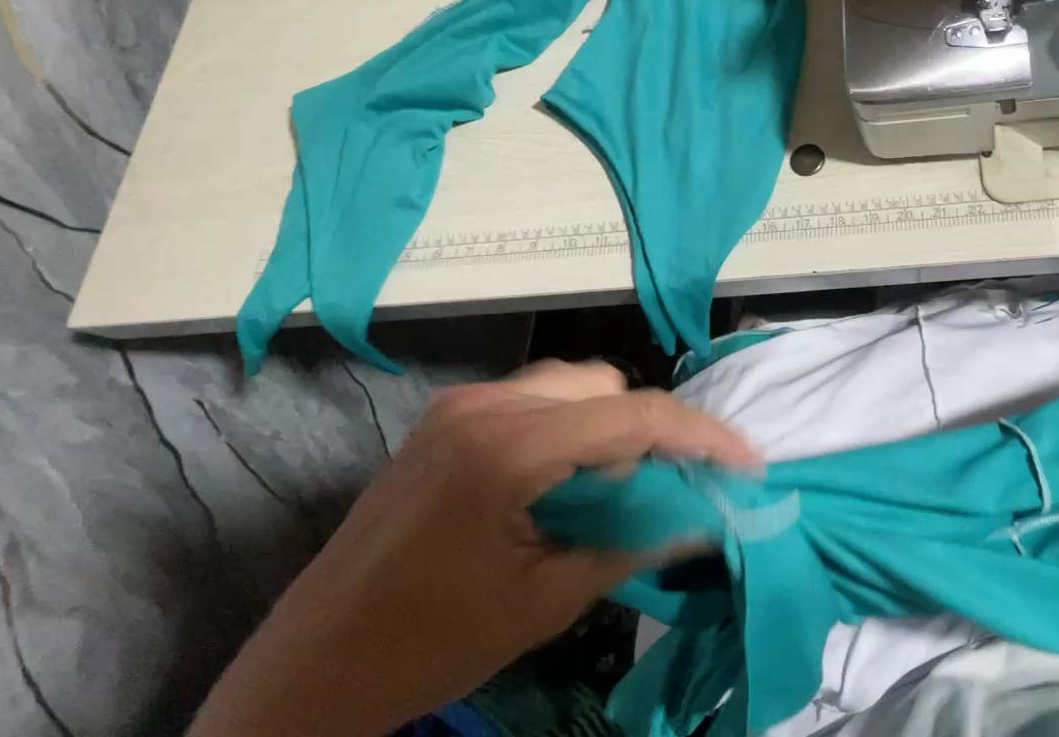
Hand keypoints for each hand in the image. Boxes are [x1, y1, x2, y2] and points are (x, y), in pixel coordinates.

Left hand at [189, 361, 758, 736]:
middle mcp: (485, 406)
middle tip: (673, 488)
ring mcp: (459, 407)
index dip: (703, 437)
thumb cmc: (432, 644)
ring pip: (574, 387)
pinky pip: (536, 401)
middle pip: (607, 387)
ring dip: (612, 426)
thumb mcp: (550, 599)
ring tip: (619, 489)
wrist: (309, 670)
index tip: (749, 464)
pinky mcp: (446, 421)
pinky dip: (572, 428)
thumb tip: (709, 512)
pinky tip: (567, 482)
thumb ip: (636, 539)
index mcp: (510, 447)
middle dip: (653, 431)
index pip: (636, 416)